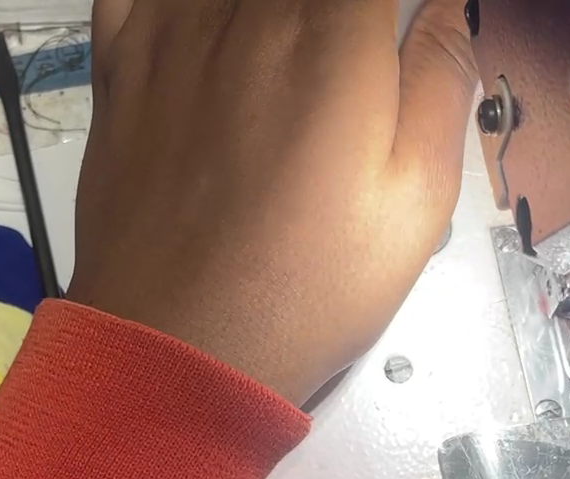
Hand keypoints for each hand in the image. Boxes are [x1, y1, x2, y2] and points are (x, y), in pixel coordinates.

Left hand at [67, 0, 477, 403]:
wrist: (181, 352)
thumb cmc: (307, 294)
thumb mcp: (413, 209)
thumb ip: (442, 87)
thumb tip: (450, 7)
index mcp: (334, 34)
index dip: (393, 6)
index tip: (397, 34)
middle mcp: (247, 9)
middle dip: (338, 15)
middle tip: (349, 62)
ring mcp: (171, 33)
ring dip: (268, 12)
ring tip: (293, 51)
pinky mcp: (119, 69)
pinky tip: (214, 29)